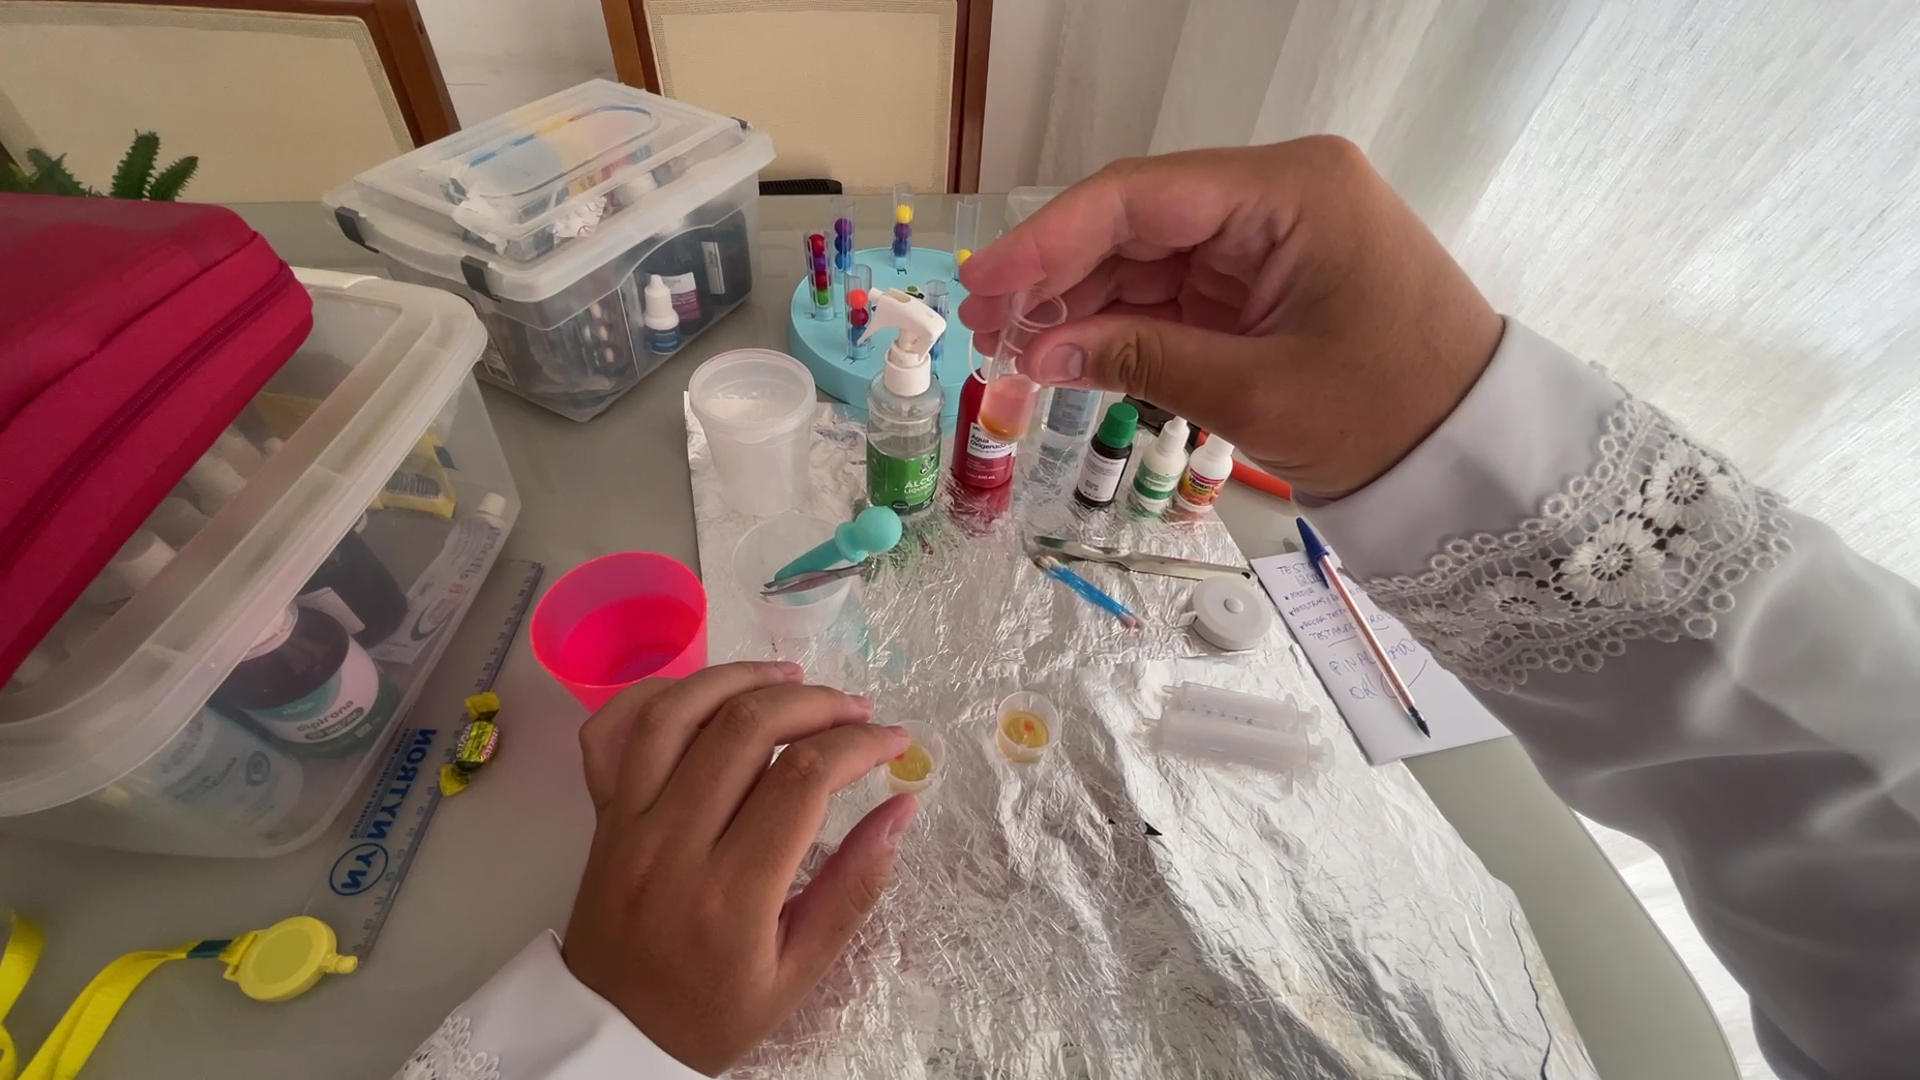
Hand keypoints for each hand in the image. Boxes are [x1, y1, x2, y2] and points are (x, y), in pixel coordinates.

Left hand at [562, 661, 918, 1075]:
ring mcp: (626, 821)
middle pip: (748, 727)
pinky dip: (658, 692)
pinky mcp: (601, 813)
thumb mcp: (800, 971)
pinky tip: (707, 690)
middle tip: (855, 709)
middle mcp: (672, 844)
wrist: (607, 1037)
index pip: (804, 779)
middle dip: (816, 703)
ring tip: (793, 677)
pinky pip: (613, 729)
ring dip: (744, 677)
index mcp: (731, 893)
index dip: (860, 744)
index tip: (893, 740)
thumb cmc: (713, 1010)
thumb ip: (856, 886)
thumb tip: (903, 807)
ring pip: (681, 711)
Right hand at [958, 137, 1504, 498]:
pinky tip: (1063, 351)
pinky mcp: (1253, 287)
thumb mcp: (1253, 388)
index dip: (1049, 239)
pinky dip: (1114, 327)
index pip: (1139, 197)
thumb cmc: (1381, 412)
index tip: (983, 282)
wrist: (1462, 454)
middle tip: (981, 322)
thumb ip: (1138, 359)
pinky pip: (1166, 298)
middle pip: (1132, 224)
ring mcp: (1259, 243)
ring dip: (1075, 304)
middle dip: (1053, 275)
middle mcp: (1268, 200)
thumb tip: (1034, 352)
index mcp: (1287, 192)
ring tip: (1006, 343)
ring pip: (1141, 262)